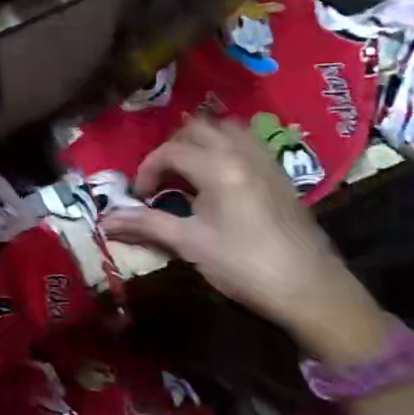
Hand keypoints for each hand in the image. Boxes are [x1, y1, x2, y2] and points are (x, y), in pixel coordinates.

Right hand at [101, 116, 392, 364]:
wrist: (308, 285)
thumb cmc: (243, 266)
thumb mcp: (190, 244)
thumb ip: (147, 225)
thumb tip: (106, 221)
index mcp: (217, 167)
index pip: (170, 150)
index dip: (147, 170)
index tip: (140, 198)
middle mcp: (242, 152)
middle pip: (198, 129)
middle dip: (172, 149)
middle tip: (162, 181)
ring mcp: (265, 159)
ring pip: (226, 129)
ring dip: (201, 143)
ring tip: (189, 174)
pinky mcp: (279, 172)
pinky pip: (247, 142)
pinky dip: (225, 149)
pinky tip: (220, 180)